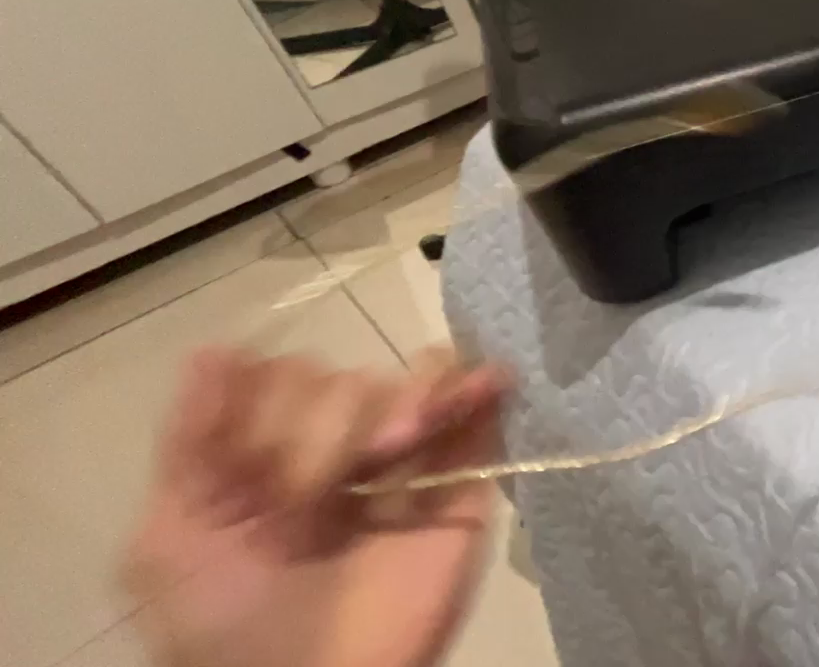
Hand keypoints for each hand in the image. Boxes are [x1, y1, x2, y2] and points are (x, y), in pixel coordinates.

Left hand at [123, 347, 511, 666]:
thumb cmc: (235, 625)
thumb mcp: (175, 542)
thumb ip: (194, 445)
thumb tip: (217, 346)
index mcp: (275, 455)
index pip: (288, 378)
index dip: (275, 413)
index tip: (257, 472)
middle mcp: (345, 442)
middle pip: (352, 380)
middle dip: (335, 432)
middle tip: (324, 496)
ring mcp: (413, 453)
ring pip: (422, 376)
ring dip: (413, 398)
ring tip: (404, 444)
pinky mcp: (469, 470)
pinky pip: (483, 406)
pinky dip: (484, 385)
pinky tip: (488, 383)